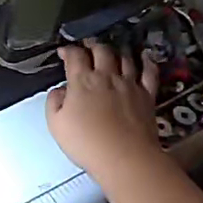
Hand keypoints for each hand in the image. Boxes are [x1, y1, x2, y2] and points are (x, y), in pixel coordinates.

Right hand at [46, 41, 161, 179]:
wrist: (124, 157)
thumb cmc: (89, 144)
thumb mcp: (56, 125)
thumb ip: (54, 103)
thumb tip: (58, 92)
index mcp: (82, 82)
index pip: (75, 56)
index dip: (68, 50)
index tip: (65, 51)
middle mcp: (107, 77)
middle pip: (101, 50)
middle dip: (92, 45)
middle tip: (87, 46)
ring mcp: (129, 85)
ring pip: (124, 57)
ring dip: (116, 51)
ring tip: (111, 50)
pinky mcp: (146, 96)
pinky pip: (149, 72)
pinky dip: (147, 61)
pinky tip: (145, 57)